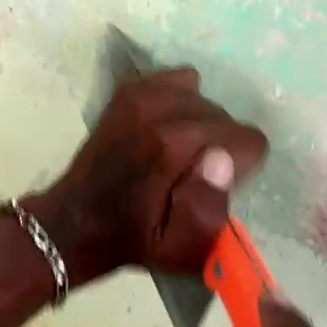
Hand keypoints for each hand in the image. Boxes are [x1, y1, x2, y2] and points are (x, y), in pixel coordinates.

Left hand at [22, 67, 268, 283]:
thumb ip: (210, 209)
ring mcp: (139, 97)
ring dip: (202, 120)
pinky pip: (176, 78)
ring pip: (202, 96)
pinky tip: (171, 122)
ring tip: (185, 149)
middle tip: (200, 172)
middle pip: (223, 115)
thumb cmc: (137, 239)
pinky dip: (182, 96)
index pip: (247, 138)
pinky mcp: (126, 92)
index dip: (244, 164)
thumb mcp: (182, 248)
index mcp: (174, 148)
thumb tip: (223, 159)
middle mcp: (158, 112)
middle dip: (223, 142)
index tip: (222, 183)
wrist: (79, 220)